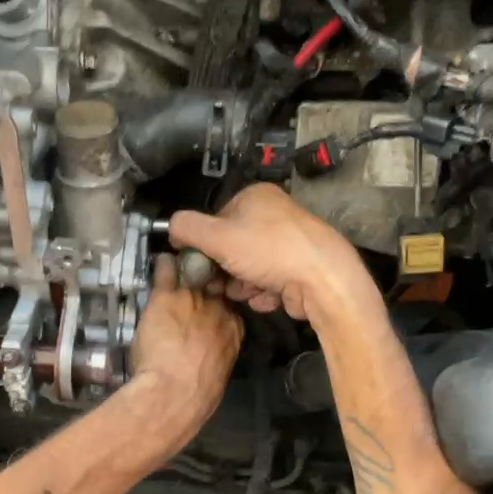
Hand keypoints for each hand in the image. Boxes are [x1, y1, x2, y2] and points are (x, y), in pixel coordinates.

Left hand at [127, 253, 242, 434]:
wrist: (174, 390)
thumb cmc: (197, 392)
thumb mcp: (217, 372)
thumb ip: (217, 354)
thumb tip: (210, 354)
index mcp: (233, 329)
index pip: (229, 307)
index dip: (217, 304)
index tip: (208, 304)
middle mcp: (218, 309)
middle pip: (213, 287)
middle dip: (205, 284)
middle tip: (194, 282)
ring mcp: (193, 298)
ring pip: (191, 274)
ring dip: (186, 271)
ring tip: (179, 266)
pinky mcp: (167, 295)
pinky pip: (166, 271)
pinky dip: (163, 265)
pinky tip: (160, 261)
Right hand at [169, 183, 371, 324]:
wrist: (322, 280)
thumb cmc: (270, 251)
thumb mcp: (218, 237)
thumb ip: (187, 228)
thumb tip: (170, 226)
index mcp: (255, 196)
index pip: (215, 219)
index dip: (204, 244)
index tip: (200, 264)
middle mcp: (273, 215)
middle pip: (231, 246)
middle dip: (224, 269)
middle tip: (220, 283)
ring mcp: (287, 242)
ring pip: (247, 267)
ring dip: (242, 284)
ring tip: (248, 290)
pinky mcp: (297, 268)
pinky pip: (267, 281)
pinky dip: (263, 292)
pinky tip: (269, 296)